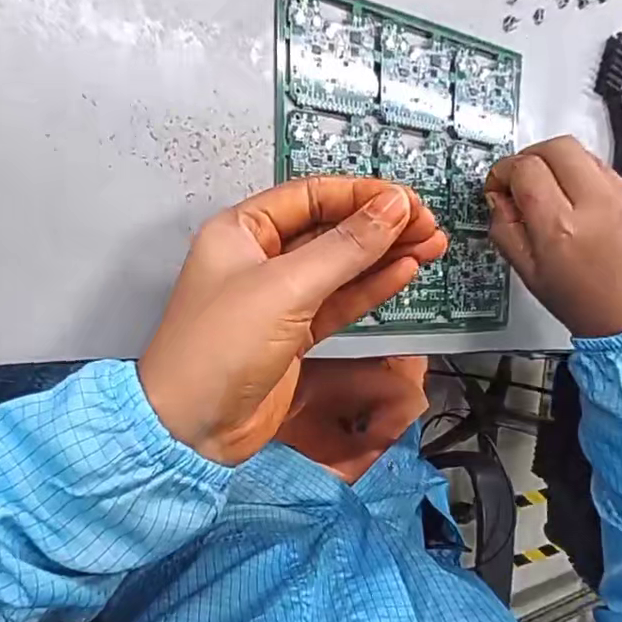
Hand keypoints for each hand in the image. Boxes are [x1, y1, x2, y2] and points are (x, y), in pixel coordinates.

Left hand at [138, 179, 446, 464]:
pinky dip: (369, 289)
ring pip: (339, 267)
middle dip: (378, 225)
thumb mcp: (284, 289)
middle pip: (328, 230)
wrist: (194, 427)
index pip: (310, 196)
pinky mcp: (291, 335)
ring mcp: (276, 300)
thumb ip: (342, 248)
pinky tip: (399, 274)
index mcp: (240, 233)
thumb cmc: (211, 354)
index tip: (403, 201)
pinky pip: (338, 302)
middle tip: (424, 225)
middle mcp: (257, 261)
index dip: (360, 195)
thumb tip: (388, 210)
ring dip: (382, 256)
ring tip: (427, 245)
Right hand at [483, 137, 621, 337]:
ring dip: (554, 163)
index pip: (526, 169)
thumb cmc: (582, 302)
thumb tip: (498, 200)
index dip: (503, 171)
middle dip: (529, 157)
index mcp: (560, 228)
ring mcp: (620, 195)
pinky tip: (570, 199)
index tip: (497, 185)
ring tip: (544, 191)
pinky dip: (577, 173)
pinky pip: (600, 167)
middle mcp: (594, 203)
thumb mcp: (528, 272)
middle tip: (518, 179)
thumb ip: (506, 230)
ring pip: (580, 151)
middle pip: (556, 146)